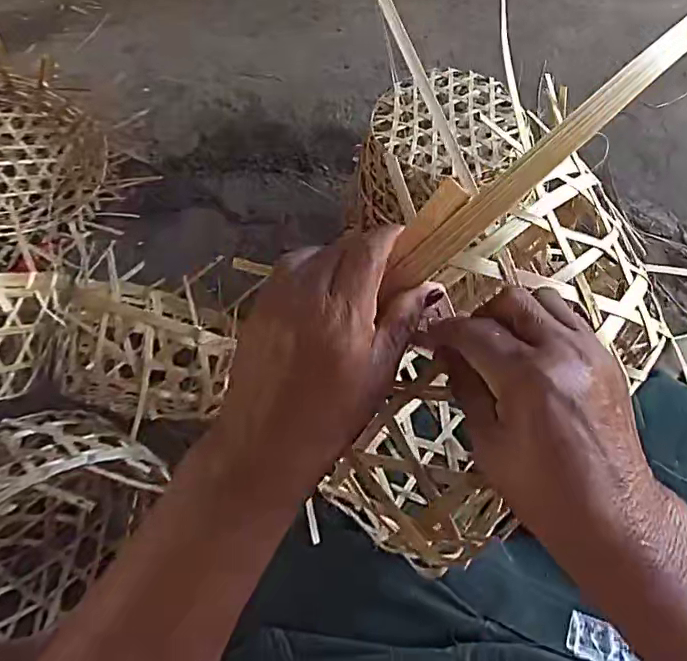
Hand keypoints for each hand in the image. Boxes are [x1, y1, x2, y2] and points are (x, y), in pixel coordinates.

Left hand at [208, 228, 442, 497]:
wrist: (260, 450)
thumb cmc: (330, 417)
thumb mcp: (379, 372)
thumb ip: (403, 320)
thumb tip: (428, 286)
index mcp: (343, 311)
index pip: (368, 248)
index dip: (389, 236)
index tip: (405, 239)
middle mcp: (307, 294)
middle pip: (341, 245)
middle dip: (366, 247)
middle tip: (384, 267)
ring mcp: (277, 298)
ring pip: (312, 252)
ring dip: (335, 254)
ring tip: (350, 278)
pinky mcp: (258, 308)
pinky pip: (288, 270)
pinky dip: (309, 268)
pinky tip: (320, 295)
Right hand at [421, 286, 667, 560]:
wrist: (614, 516)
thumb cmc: (545, 495)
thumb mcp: (490, 447)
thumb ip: (467, 389)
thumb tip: (447, 353)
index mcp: (527, 377)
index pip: (475, 332)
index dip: (445, 330)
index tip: (430, 335)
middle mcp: (561, 349)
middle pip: (511, 301)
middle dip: (481, 314)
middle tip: (467, 341)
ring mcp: (590, 348)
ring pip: (544, 299)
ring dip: (516, 312)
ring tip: (502, 341)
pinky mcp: (607, 355)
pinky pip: (570, 317)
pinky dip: (545, 321)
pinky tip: (535, 349)